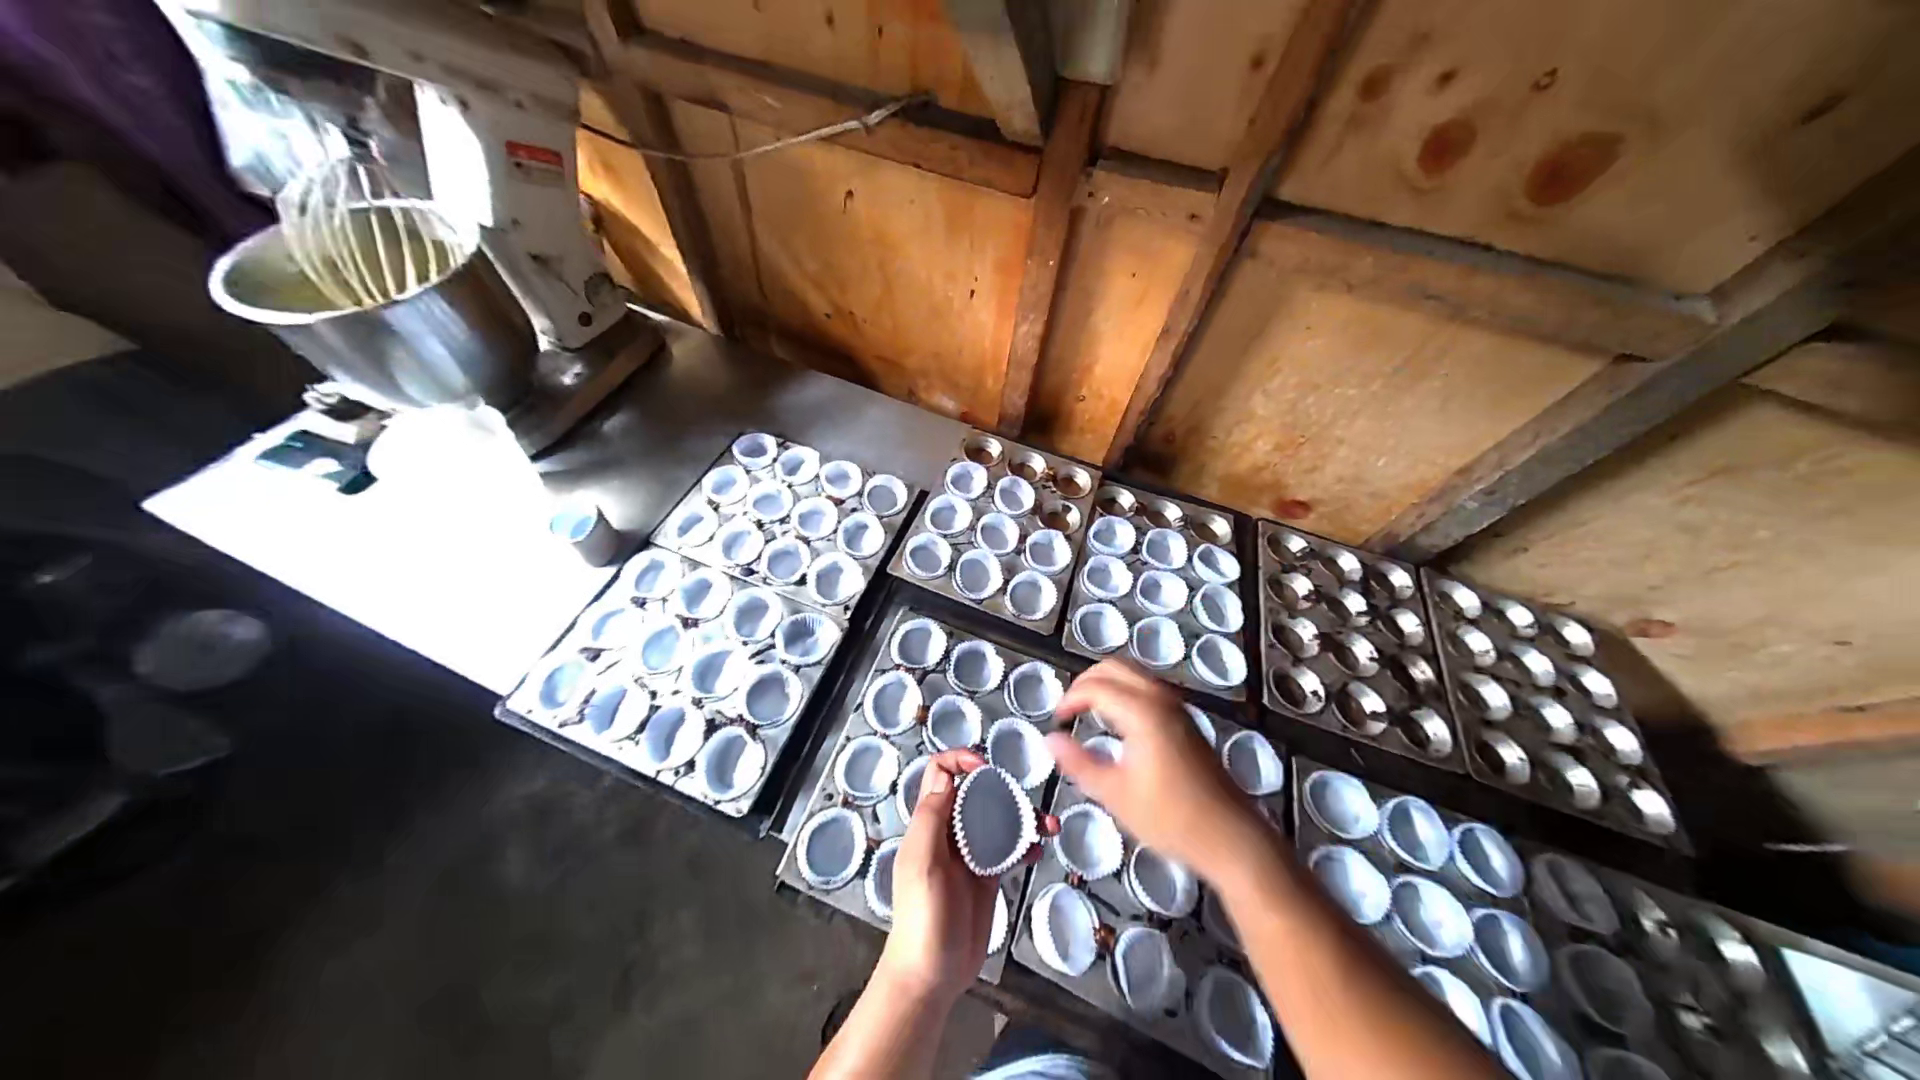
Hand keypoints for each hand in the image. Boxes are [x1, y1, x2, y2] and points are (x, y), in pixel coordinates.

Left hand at [877, 749, 1055, 1003]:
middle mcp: (948, 831)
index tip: (985, 767)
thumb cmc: (921, 915)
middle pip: (976, 792)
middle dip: (1002, 787)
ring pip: (997, 818)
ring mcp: (970, 852)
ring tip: (1048, 824)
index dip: (960, 760)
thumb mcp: (921, 862)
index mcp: (928, 822)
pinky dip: (1025, 844)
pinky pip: (1008, 848)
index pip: (940, 773)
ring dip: (1022, 815)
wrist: (932, 973)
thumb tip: (949, 775)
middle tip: (1026, 798)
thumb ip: (932, 816)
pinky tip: (1039, 850)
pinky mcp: (987, 875)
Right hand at [1047, 660, 1274, 887]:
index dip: (1069, 699)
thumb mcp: (1116, 795)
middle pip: (1114, 667)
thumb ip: (1079, 763)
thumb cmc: (1172, 819)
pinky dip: (1124, 692)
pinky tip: (1115, 723)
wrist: (1232, 837)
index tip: (1057, 721)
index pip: (1095, 687)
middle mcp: (1161, 700)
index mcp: (1143, 713)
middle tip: (1068, 710)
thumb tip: (1049, 740)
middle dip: (1085, 682)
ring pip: (1133, 675)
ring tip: (1086, 713)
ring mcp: (1178, 708)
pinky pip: (1147, 689)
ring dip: (1105, 685)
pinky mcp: (1186, 721)